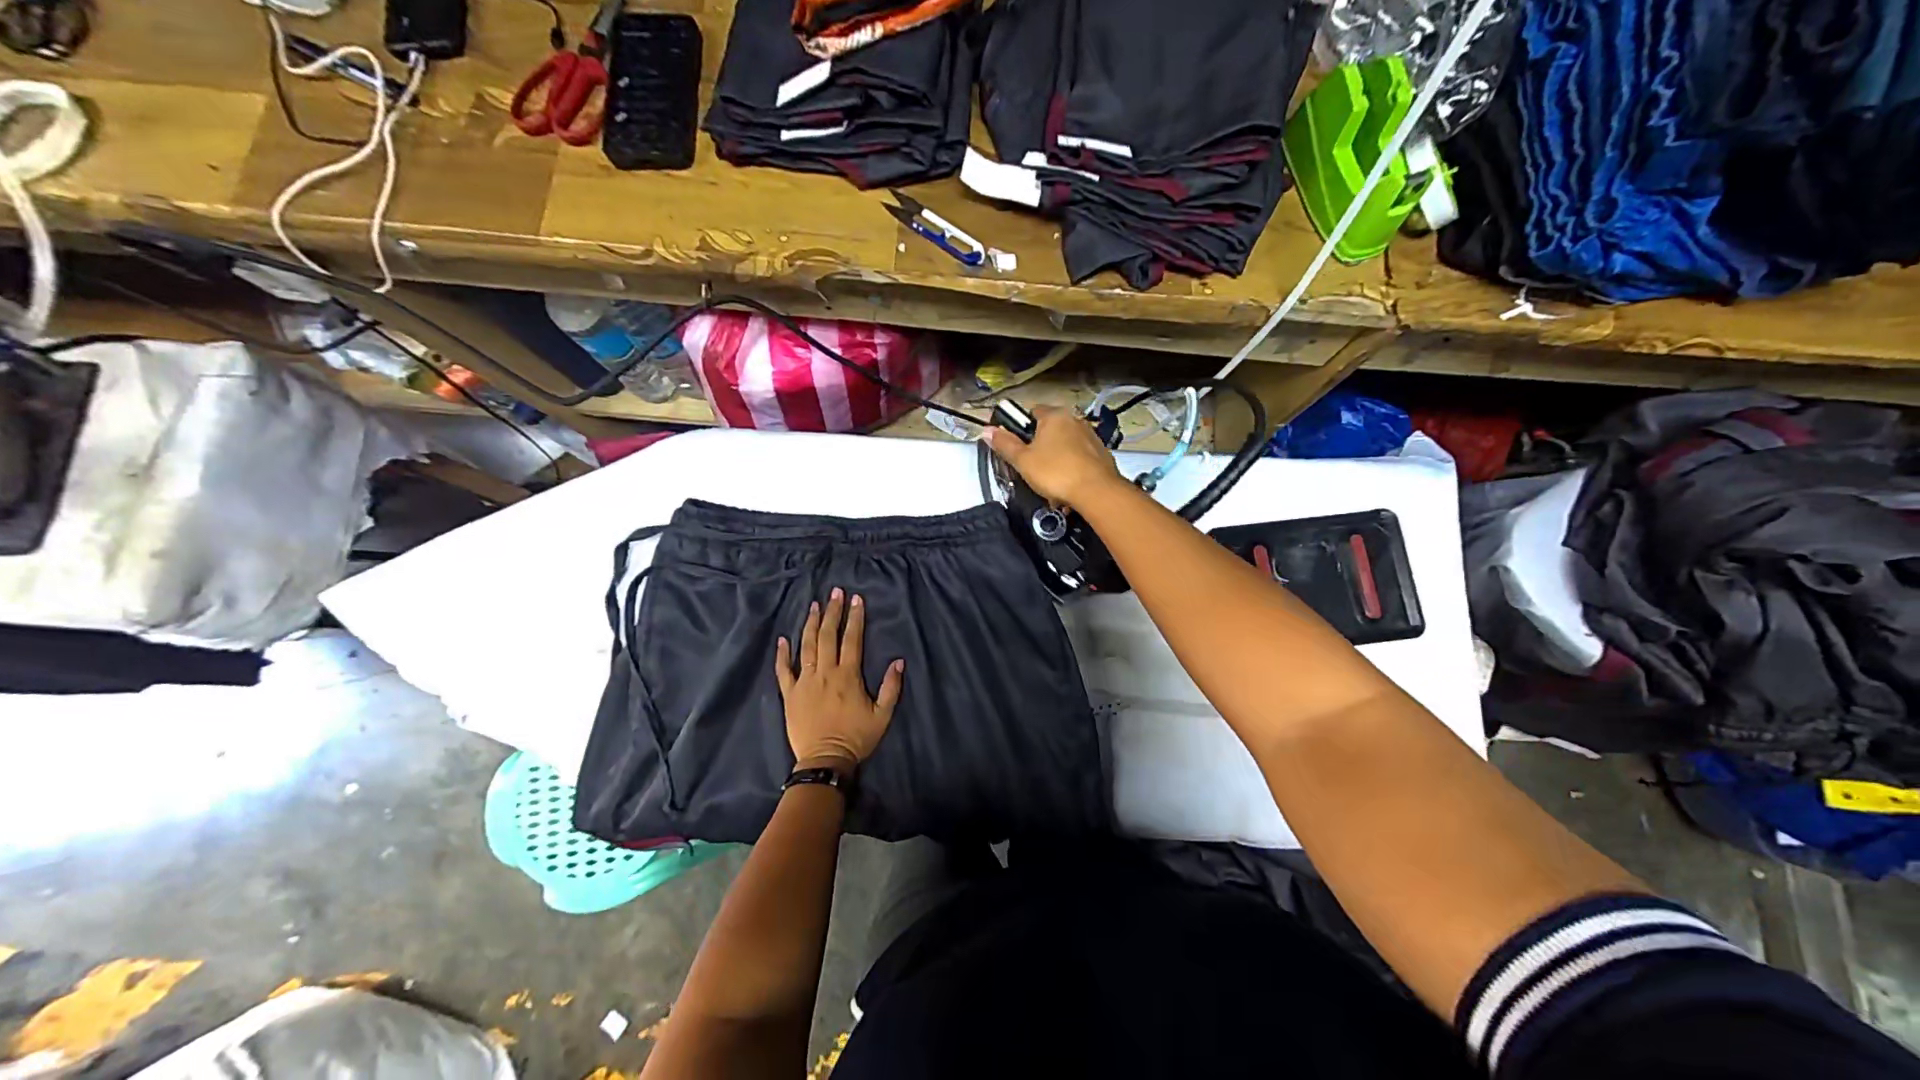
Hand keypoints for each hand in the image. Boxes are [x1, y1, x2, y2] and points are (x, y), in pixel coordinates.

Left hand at [775, 587, 903, 773]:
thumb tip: (898, 661)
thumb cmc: (856, 738)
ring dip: (811, 624)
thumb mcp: (883, 715)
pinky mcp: (790, 694)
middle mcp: (825, 672)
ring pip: (806, 646)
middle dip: (833, 612)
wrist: (824, 760)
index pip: (852, 639)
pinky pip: (784, 670)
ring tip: (815, 606)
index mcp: (848, 675)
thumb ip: (891, 687)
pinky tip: (783, 639)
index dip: (855, 618)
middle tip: (835, 593)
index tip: (856, 599)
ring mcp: (804, 682)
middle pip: (828, 636)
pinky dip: (782, 654)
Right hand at [982, 405, 1122, 508]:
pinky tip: (1068, 487)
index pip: (1031, 412)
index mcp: (1054, 416)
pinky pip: (1080, 458)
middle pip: (1050, 430)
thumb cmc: (1055, 473)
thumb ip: (1005, 444)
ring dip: (1056, 460)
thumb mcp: (1023, 461)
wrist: (1097, 491)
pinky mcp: (1103, 453)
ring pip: (1065, 445)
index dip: (1021, 428)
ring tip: (1050, 483)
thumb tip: (987, 430)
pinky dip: (1072, 469)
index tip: (1016, 447)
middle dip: (1040, 447)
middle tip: (1031, 469)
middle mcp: (1074, 420)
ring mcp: (1091, 436)